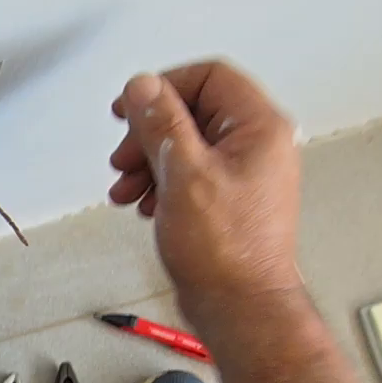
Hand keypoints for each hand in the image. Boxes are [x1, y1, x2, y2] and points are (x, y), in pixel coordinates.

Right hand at [108, 62, 304, 333]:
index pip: (209, 79)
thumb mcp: (183, 175)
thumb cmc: (224, 250)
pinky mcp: (225, 201)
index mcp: (258, 128)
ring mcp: (241, 174)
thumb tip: (142, 88)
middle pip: (192, 114)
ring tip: (126, 189)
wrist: (237, 303)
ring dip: (147, 163)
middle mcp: (255, 146)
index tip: (127, 108)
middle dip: (148, 135)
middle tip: (123, 158)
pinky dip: (158, 185)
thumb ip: (161, 125)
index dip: (162, 88)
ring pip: (185, 148)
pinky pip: (186, 176)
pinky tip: (143, 205)